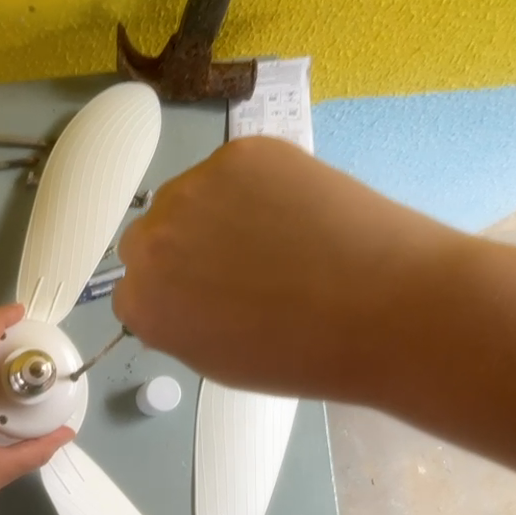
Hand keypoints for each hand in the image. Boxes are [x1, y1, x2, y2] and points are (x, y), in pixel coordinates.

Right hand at [114, 136, 471, 403]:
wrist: (383, 309)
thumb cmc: (299, 354)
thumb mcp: (214, 360)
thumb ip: (175, 324)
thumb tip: (179, 295)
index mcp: (140, 302)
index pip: (132, 289)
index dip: (170, 293)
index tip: (202, 299)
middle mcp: (149, 244)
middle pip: (148, 239)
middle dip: (181, 250)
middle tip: (234, 266)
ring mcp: (192, 190)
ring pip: (186, 199)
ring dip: (211, 213)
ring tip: (272, 236)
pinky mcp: (240, 154)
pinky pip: (231, 169)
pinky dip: (254, 185)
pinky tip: (293, 210)